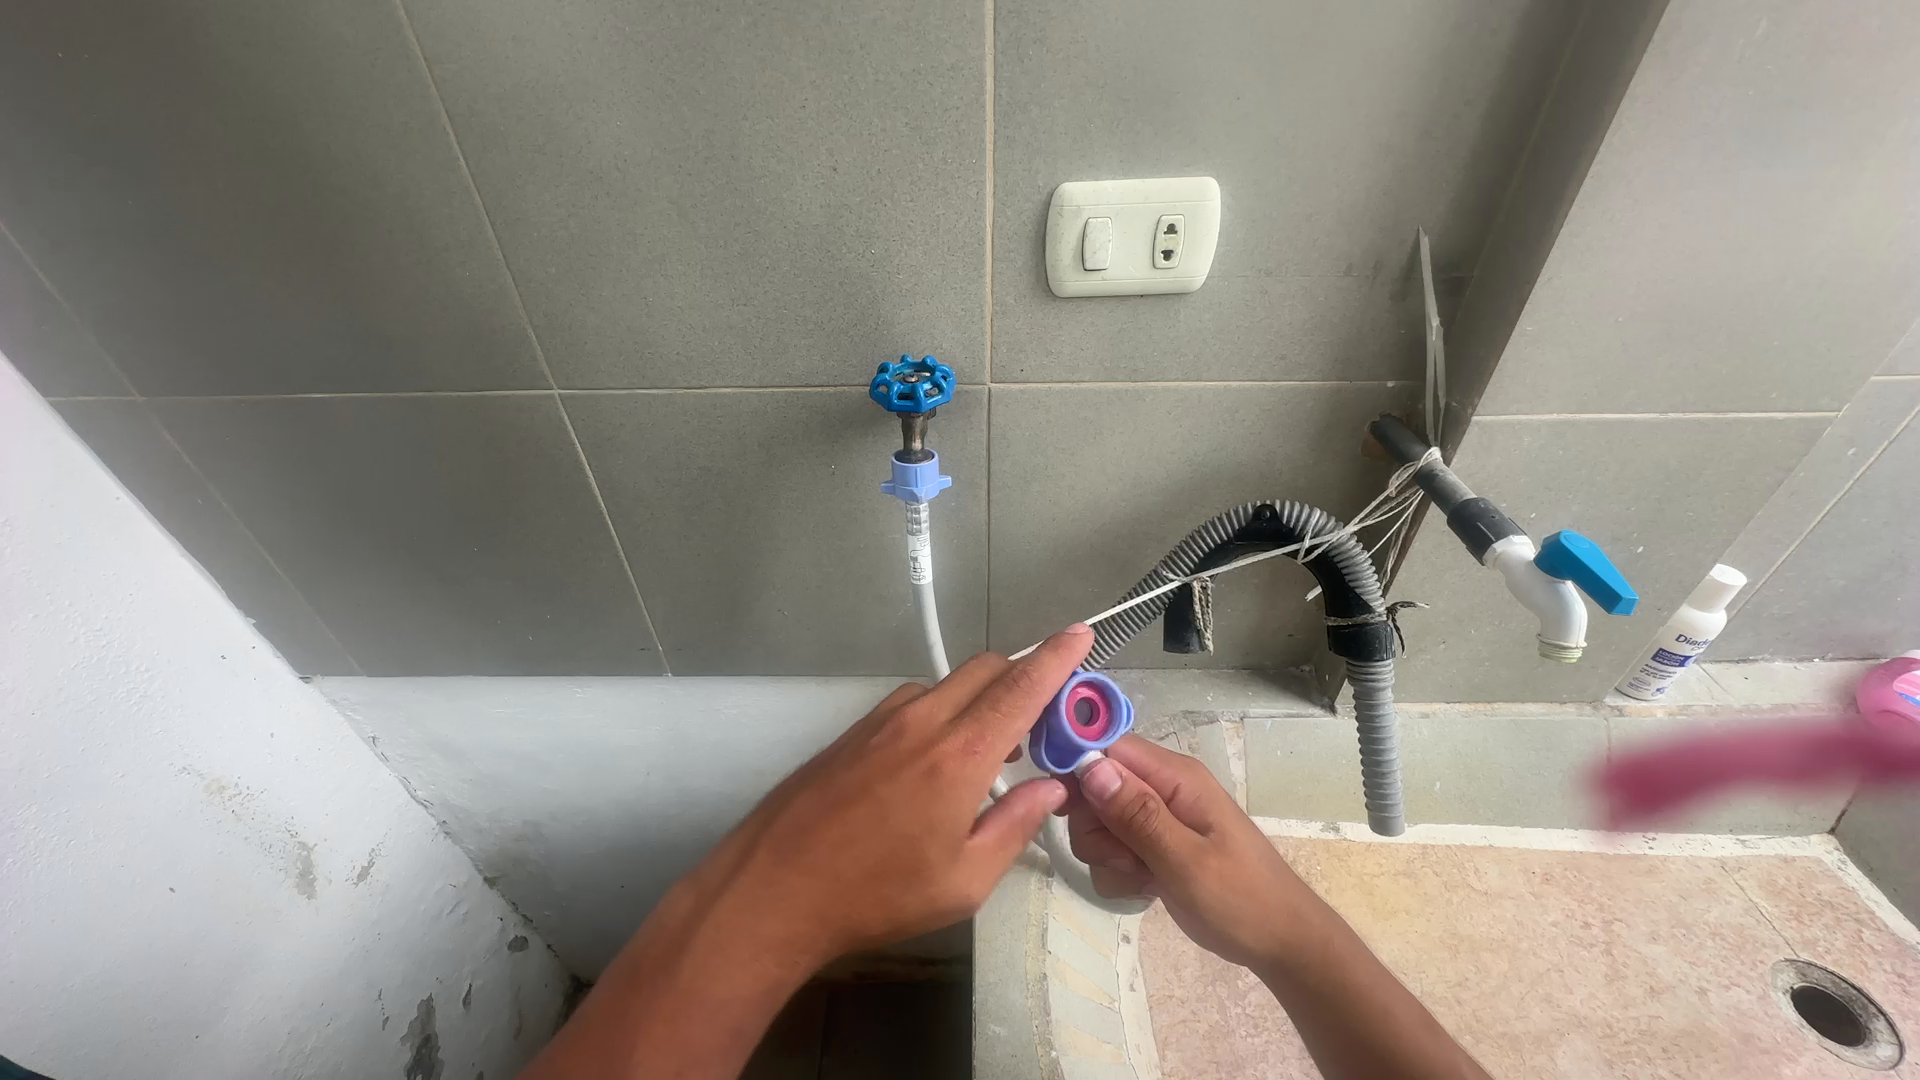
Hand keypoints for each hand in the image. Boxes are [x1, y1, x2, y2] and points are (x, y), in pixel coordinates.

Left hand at [524, 626, 1093, 1079]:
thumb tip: (1052, 787)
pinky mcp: (855, 729)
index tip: (1080, 633)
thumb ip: (1016, 825)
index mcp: (959, 753)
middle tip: (1039, 723)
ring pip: (948, 684)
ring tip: (987, 753)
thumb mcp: (963, 881)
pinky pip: (915, 702)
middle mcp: (922, 719)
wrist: (773, 888)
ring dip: (980, 700)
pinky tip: (935, 763)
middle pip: (986, 668)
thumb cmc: (876, 894)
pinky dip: (944, 713)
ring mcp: (882, 718)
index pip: (1021, 687)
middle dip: (1021, 676)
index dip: (1056, 657)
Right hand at [1065, 735, 1316, 969]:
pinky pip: (1109, 850)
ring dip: (1106, 854)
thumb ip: (1138, 814)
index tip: (1062, 805)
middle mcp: (1161, 787)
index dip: (1077, 768)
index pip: (1107, 747)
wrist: (1280, 944)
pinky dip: (1117, 872)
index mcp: (1174, 776)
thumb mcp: (1188, 861)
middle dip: (1094, 825)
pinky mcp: (1150, 845)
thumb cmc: (1242, 899)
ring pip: (1096, 822)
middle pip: (1093, 787)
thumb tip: (1089, 766)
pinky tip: (1146, 887)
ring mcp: (1156, 817)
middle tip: (1125, 857)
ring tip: (1143, 875)